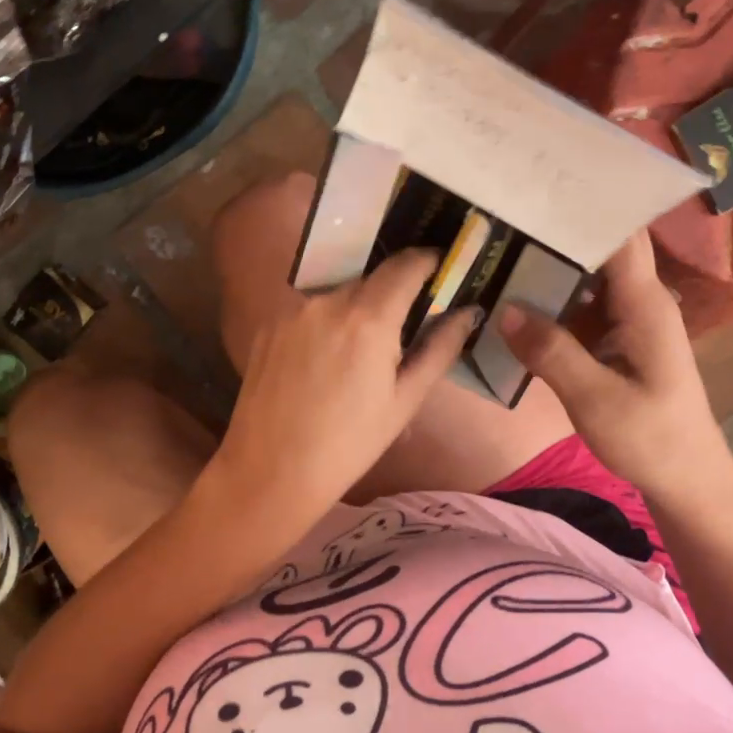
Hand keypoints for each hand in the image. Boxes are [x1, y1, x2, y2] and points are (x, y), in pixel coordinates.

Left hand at [205, 250, 480, 529]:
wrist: (270, 471)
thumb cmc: (348, 445)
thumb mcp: (404, 402)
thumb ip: (438, 350)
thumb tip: (467, 313)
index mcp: (367, 318)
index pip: (406, 265)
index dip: (428, 262)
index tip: (441, 269)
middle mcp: (326, 301)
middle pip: (369, 280)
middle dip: (390, 295)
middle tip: (401, 328)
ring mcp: (290, 312)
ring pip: (335, 296)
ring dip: (353, 311)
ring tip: (357, 355)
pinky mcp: (266, 327)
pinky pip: (306, 313)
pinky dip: (322, 325)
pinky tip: (321, 364)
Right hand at [497, 231, 732, 500]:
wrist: (685, 478)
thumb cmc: (651, 438)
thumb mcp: (596, 399)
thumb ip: (552, 353)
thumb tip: (506, 309)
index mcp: (645, 306)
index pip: (620, 237)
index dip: (588, 207)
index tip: (542, 185)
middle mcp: (639, 303)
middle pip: (597, 251)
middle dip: (555, 232)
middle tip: (500, 214)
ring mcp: (626, 322)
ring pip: (583, 280)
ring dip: (546, 268)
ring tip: (495, 248)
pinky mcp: (614, 341)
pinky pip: (578, 309)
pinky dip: (549, 302)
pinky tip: (511, 300)